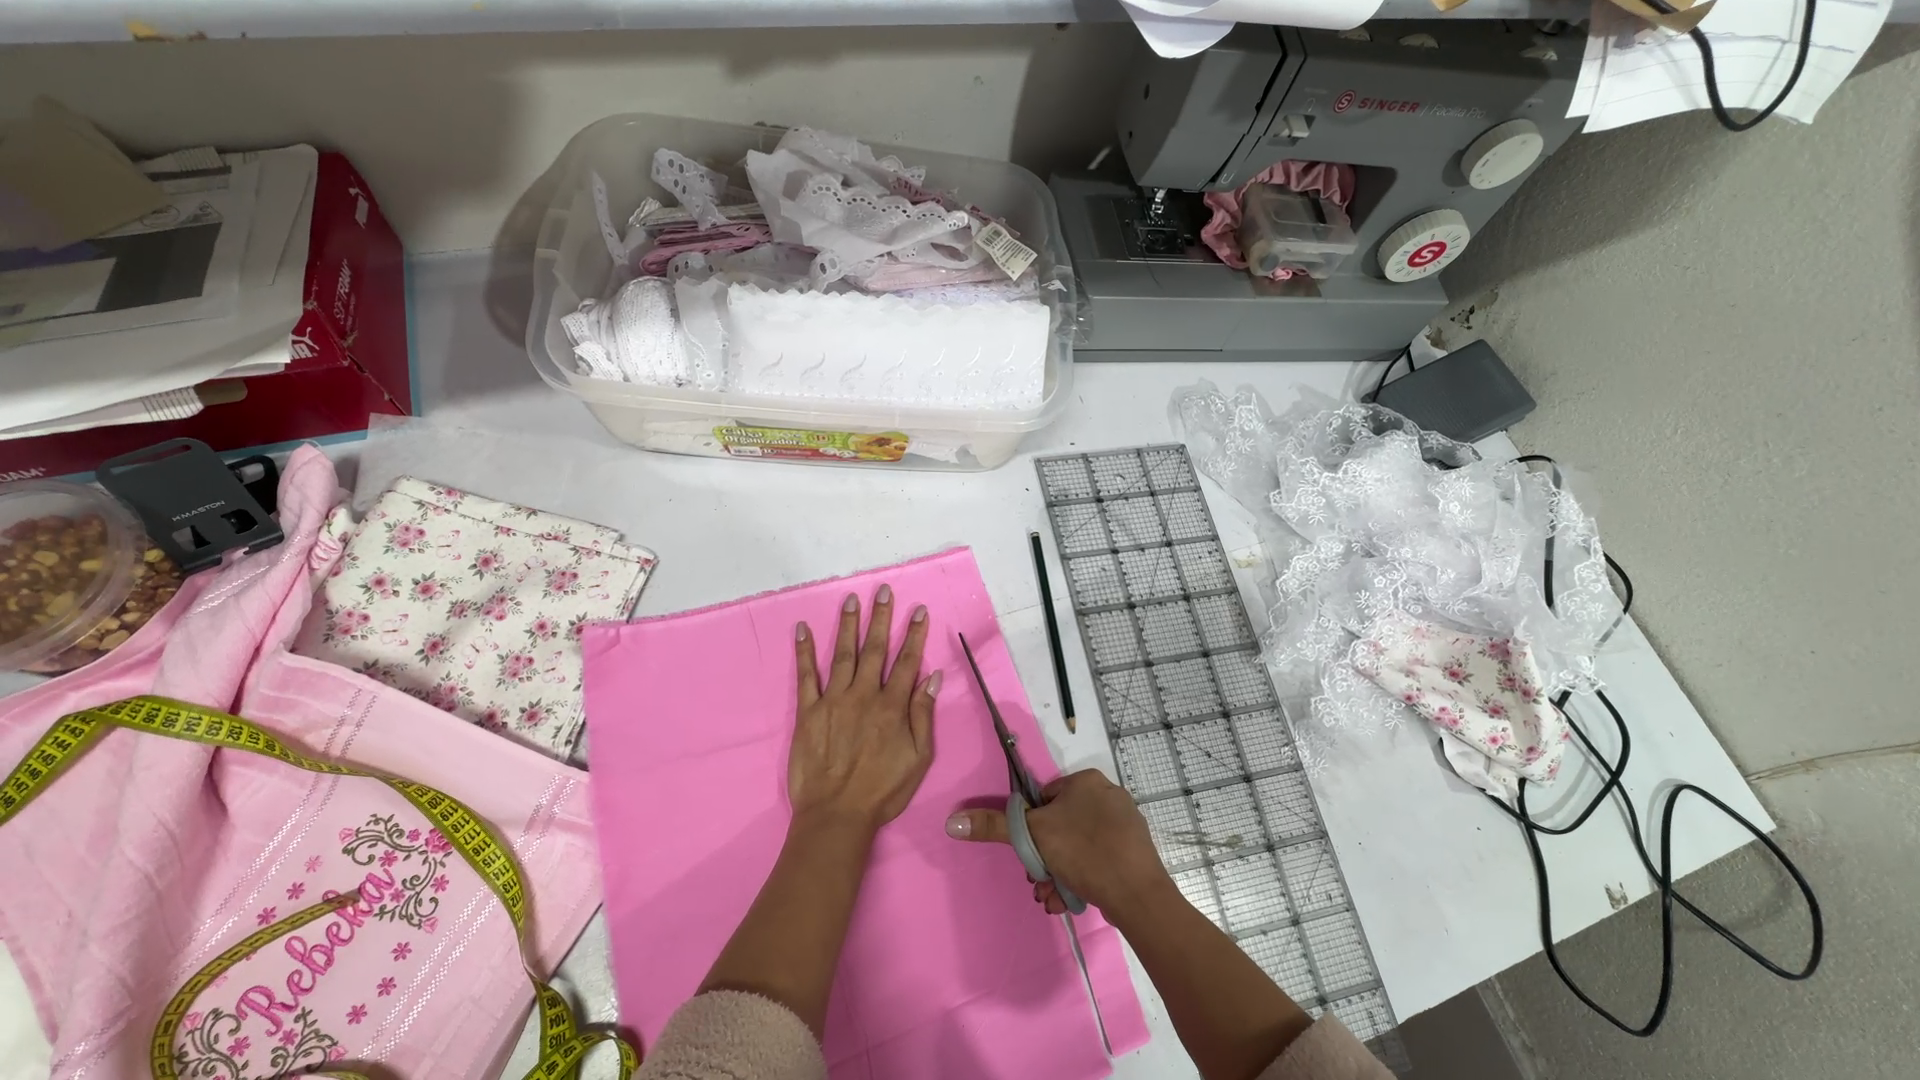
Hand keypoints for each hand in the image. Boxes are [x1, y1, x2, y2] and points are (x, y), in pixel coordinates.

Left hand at [789, 585, 940, 832]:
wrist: (837, 813)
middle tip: (884, 591)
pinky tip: (802, 628)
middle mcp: (864, 695)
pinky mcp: (808, 712)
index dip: (914, 634)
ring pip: (843, 654)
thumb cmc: (883, 791)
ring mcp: (833, 700)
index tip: (919, 610)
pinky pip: (806, 675)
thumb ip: (924, 716)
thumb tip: (933, 678)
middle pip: (875, 649)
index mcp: (892, 707)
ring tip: (851, 599)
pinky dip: (804, 651)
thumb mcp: (919, 759)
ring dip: (848, 624)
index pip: (907, 661)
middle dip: (882, 618)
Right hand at [945, 768, 1170, 919]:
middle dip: (1043, 858)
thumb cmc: (1084, 852)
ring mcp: (1124, 824)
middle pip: (1059, 826)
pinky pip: (1097, 860)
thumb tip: (951, 822)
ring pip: (1077, 847)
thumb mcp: (1033, 836)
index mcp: (1085, 780)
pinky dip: (1081, 878)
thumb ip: (993, 826)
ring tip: (1052, 897)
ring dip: (1057, 873)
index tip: (1027, 854)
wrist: (1137, 895)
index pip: (1043, 799)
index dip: (1030, 829)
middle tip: (1037, 881)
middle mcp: (1107, 795)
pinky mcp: (1133, 852)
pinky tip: (1070, 901)